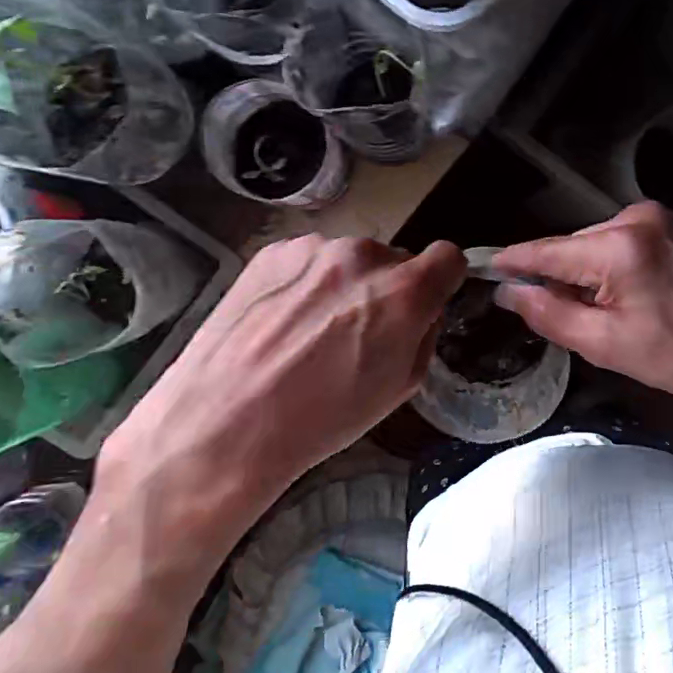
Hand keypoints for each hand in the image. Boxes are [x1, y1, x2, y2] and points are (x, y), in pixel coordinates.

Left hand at [100, 235, 464, 514]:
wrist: (224, 424)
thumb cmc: (321, 419)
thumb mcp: (400, 388)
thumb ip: (423, 334)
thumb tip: (421, 311)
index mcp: (403, 291)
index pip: (448, 256)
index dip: (441, 281)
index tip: (426, 302)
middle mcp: (362, 256)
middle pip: (395, 260)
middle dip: (387, 288)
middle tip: (358, 332)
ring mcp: (313, 248)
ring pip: (350, 260)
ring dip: (345, 284)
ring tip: (310, 332)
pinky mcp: (272, 251)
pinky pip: (310, 260)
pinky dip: (307, 282)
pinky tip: (281, 322)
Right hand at [493, 204, 672, 443]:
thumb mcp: (604, 345)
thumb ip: (548, 313)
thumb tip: (508, 291)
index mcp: (619, 247)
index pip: (545, 250)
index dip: (511, 262)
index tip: (483, 270)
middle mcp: (633, 218)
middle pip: (568, 247)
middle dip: (555, 278)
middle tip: (557, 319)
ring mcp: (653, 217)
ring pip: (589, 245)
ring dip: (580, 275)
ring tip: (597, 314)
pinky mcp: (665, 225)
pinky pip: (613, 243)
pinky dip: (603, 268)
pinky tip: (618, 298)